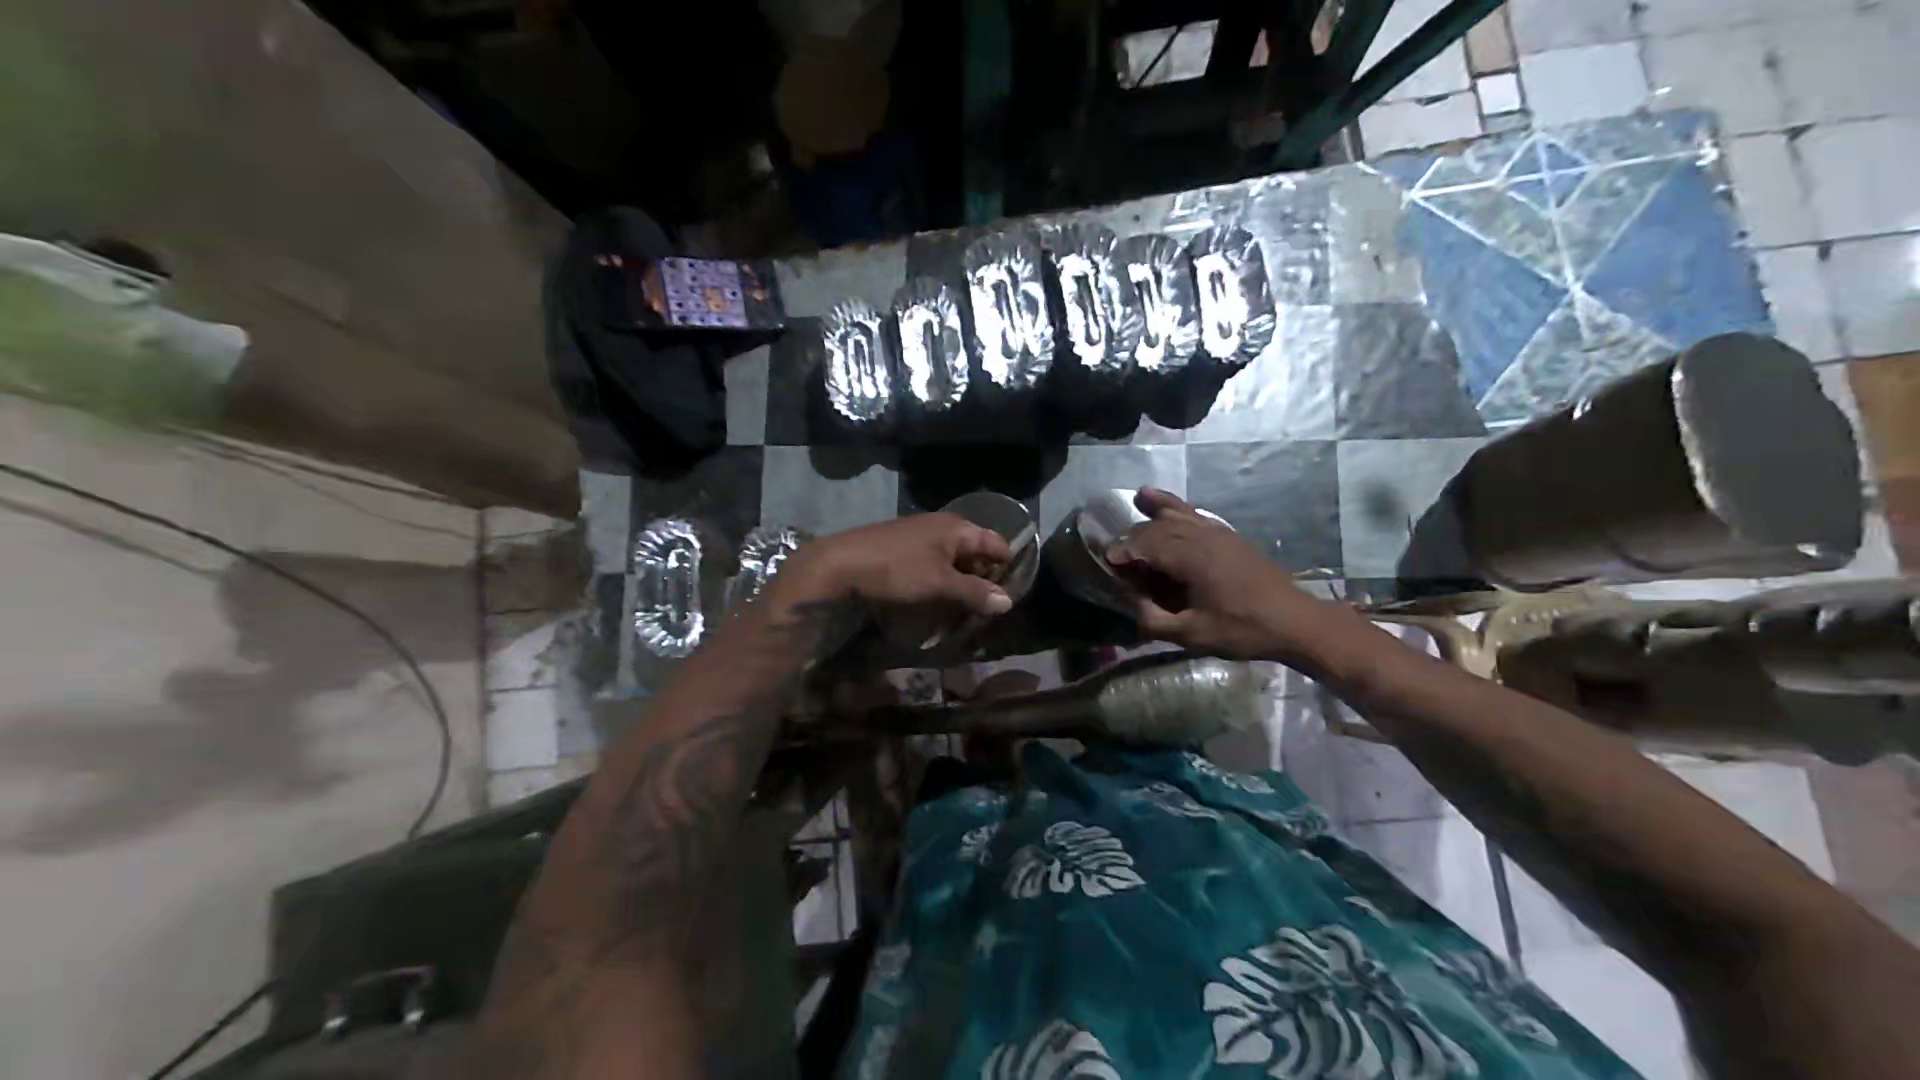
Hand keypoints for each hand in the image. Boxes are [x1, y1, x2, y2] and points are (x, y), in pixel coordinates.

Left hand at [775, 513, 1013, 615]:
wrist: (840, 564)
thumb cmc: (896, 570)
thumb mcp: (940, 584)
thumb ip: (975, 592)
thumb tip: (1008, 602)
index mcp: (957, 527)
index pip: (996, 543)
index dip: (1007, 567)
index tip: (1010, 595)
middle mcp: (942, 525)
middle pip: (976, 550)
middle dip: (984, 577)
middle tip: (988, 606)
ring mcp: (920, 534)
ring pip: (953, 557)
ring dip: (961, 580)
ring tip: (965, 607)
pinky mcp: (903, 547)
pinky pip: (934, 561)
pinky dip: (942, 578)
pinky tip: (937, 597)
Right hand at [1105, 488, 1351, 660]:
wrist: (1295, 621)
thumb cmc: (1242, 629)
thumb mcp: (1193, 634)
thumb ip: (1155, 620)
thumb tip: (1131, 604)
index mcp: (1191, 558)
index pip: (1146, 544)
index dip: (1123, 552)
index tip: (1107, 562)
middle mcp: (1202, 537)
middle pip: (1159, 527)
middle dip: (1135, 535)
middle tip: (1119, 551)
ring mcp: (1219, 534)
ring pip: (1181, 514)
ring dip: (1158, 509)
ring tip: (1139, 497)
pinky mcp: (1230, 538)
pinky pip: (1199, 515)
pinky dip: (1182, 507)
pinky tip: (1173, 508)